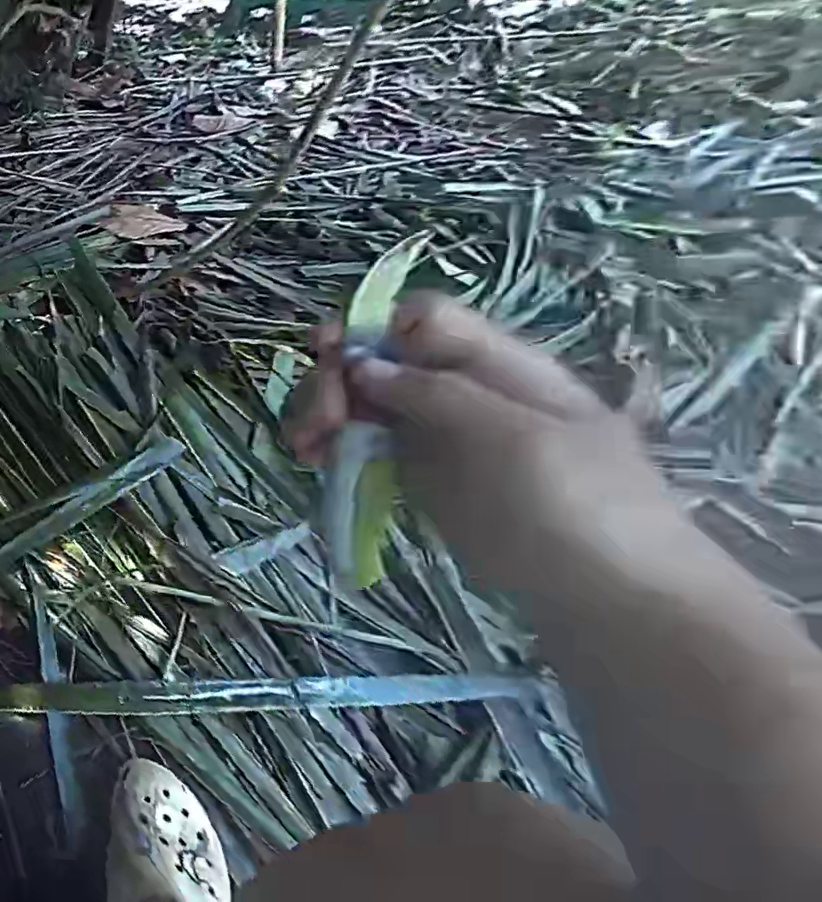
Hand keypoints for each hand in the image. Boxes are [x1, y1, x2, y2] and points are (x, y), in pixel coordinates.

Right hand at [286, 293, 679, 592]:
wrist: (606, 594)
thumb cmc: (580, 507)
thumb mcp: (520, 438)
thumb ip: (439, 393)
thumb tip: (360, 365)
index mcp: (492, 365)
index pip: (419, 317)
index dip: (370, 326)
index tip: (329, 356)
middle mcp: (451, 387)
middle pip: (369, 357)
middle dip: (331, 380)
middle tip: (319, 424)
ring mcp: (426, 427)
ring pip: (350, 395)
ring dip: (316, 412)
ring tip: (305, 449)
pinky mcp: (406, 464)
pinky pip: (351, 436)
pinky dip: (323, 441)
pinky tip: (312, 460)